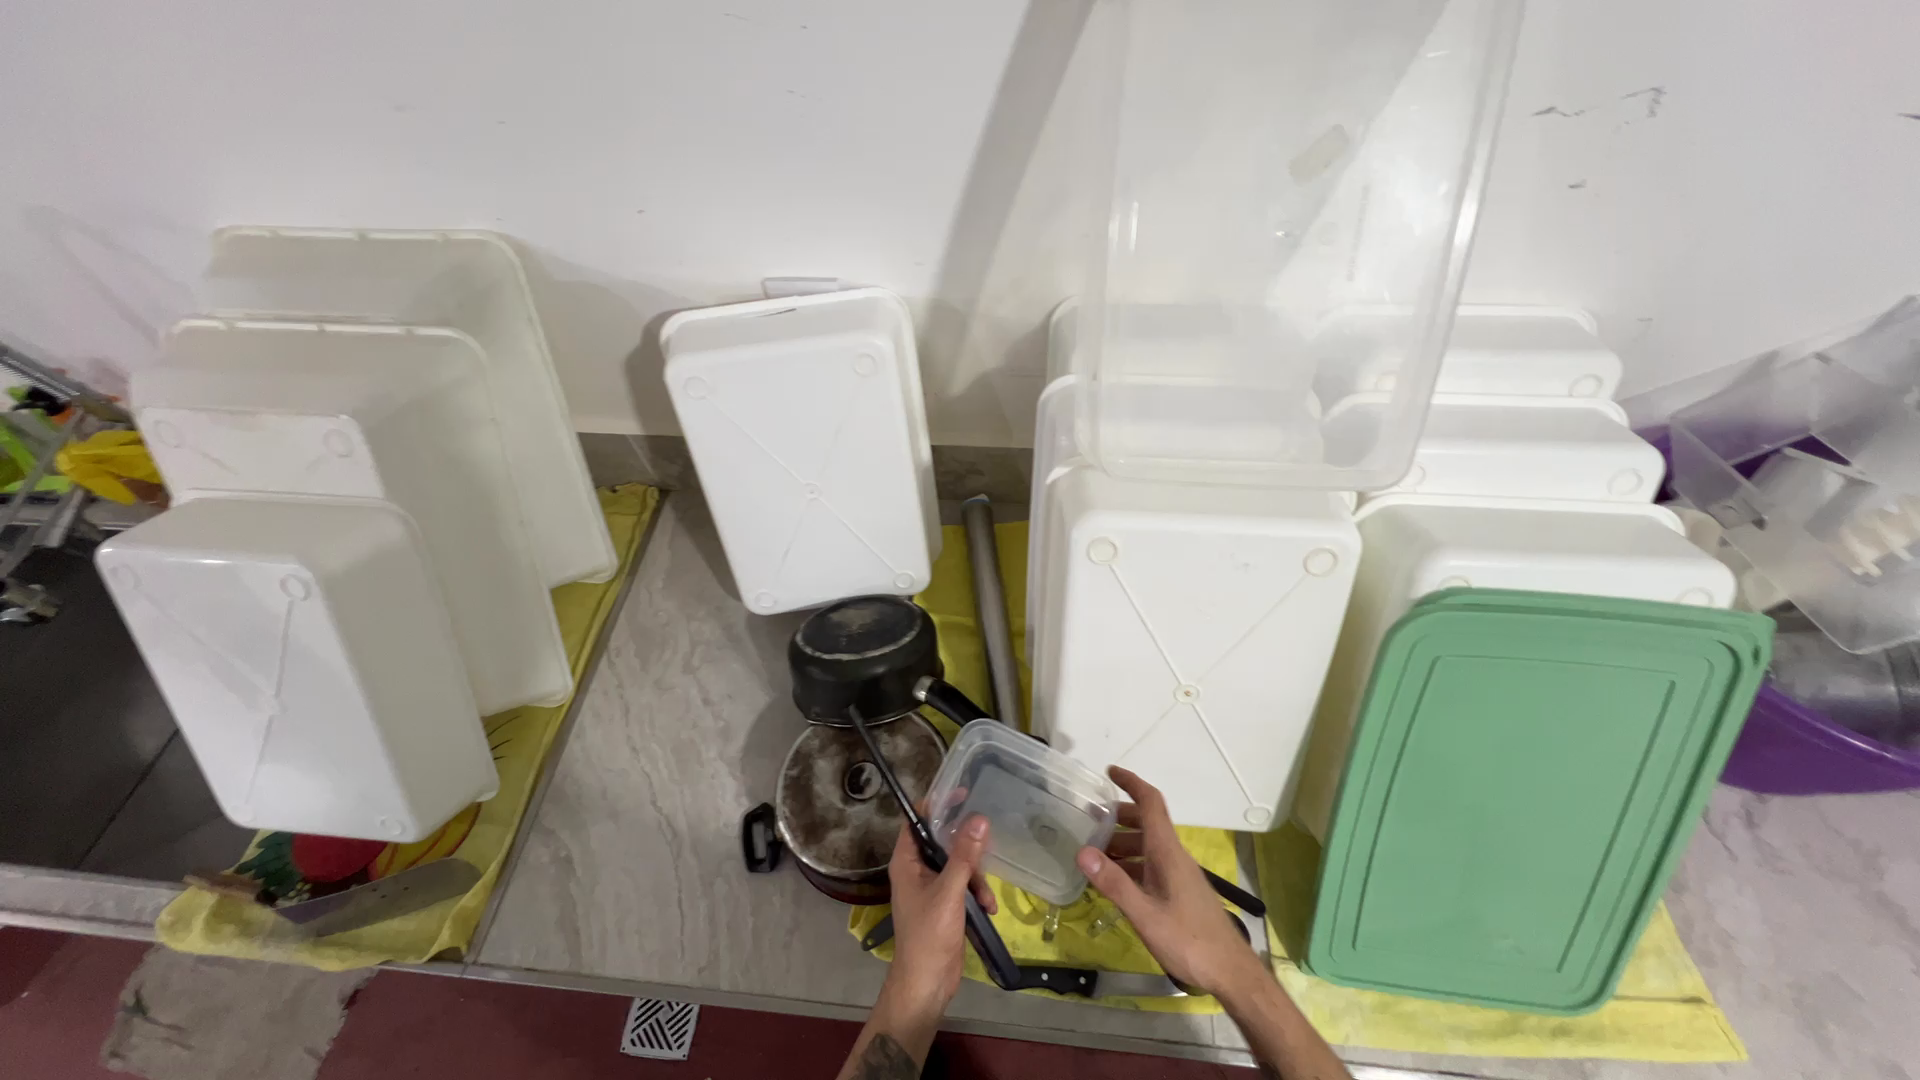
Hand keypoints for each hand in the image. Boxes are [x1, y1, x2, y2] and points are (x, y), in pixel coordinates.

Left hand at [880, 814, 994, 1020]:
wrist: (927, 983)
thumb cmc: (929, 935)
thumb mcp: (949, 892)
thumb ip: (964, 856)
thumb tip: (978, 818)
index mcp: (906, 862)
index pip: (917, 820)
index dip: (937, 804)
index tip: (962, 792)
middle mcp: (916, 870)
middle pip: (942, 840)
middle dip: (966, 845)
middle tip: (987, 836)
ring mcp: (931, 887)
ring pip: (957, 864)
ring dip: (976, 877)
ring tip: (986, 897)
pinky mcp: (945, 904)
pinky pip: (963, 885)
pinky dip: (977, 893)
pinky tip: (989, 908)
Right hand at [1076, 767, 1261, 996]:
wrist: (1230, 973)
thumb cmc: (1189, 941)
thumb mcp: (1145, 915)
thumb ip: (1114, 884)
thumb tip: (1082, 851)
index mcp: (1168, 852)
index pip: (1151, 803)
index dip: (1131, 782)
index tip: (1109, 772)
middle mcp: (1174, 856)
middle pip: (1147, 822)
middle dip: (1118, 817)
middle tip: (1089, 822)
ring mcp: (1179, 874)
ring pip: (1148, 845)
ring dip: (1122, 843)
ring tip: (1094, 854)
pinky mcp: (1179, 891)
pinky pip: (1151, 865)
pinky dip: (1130, 864)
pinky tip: (1114, 882)